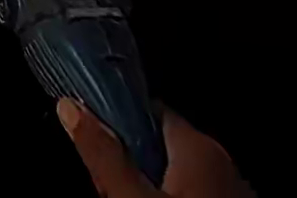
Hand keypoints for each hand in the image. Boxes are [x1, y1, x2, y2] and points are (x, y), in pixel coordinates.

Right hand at [58, 99, 252, 197]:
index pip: (147, 109)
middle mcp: (226, 168)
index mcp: (201, 148)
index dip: (115, 118)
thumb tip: (70, 107)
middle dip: (130, 162)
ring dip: (149, 189)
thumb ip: (100, 151)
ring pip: (179, 181)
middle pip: (162, 147)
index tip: (93, 138)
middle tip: (108, 186)